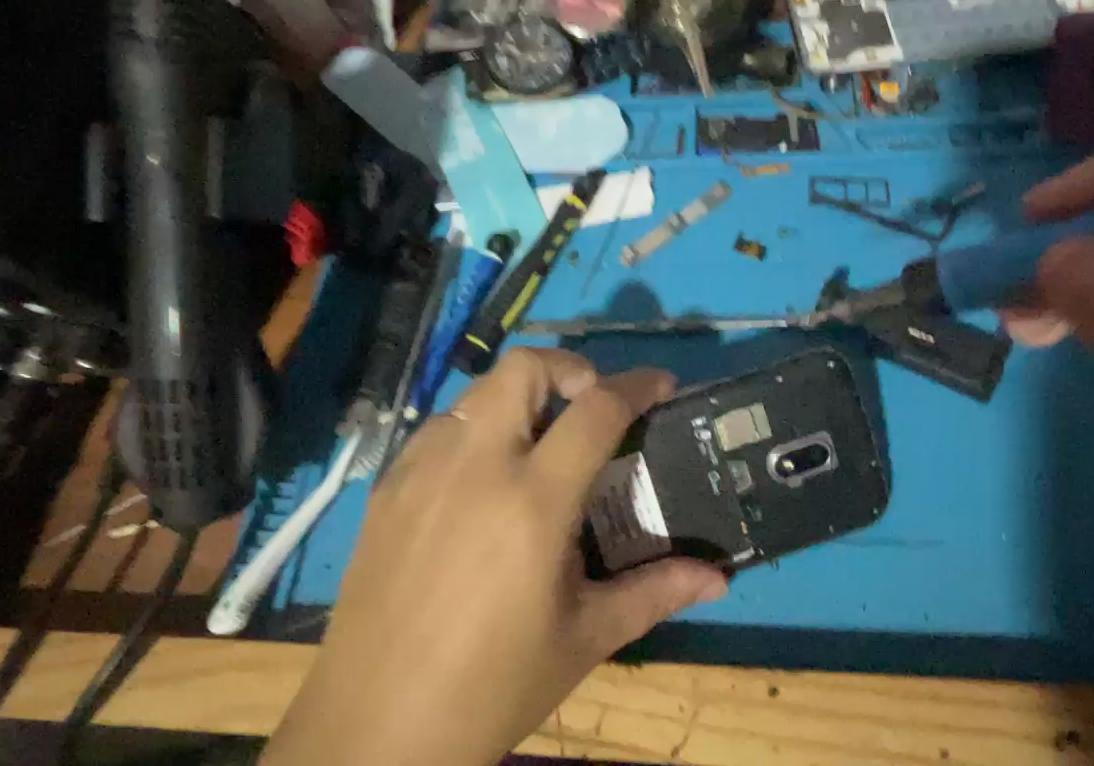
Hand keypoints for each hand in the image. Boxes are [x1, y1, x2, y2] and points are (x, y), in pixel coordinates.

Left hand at [265, 349, 727, 765]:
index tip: (661, 385)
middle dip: (567, 369)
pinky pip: (439, 429)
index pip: (596, 409)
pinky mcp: (387, 487)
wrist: (376, 725)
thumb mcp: (585, 638)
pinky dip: (474, 429)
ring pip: (477, 392)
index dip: (637, 385)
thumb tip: (717, 578)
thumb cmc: (492, 685)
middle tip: (592, 405)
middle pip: (523, 368)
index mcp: (532, 500)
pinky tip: (483, 482)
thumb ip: (654, 592)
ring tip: (539, 446)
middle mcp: (475, 465)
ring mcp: (422, 469)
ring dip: (519, 399)